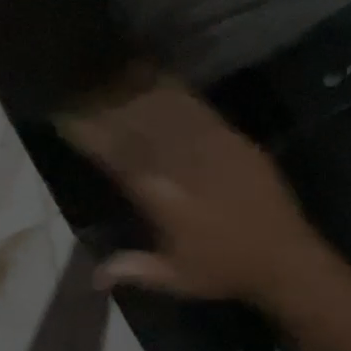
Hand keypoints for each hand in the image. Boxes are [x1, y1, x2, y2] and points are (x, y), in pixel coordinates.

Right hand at [61, 77, 336, 306]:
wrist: (283, 256)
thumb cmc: (224, 270)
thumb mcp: (176, 277)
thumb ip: (133, 269)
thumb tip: (94, 276)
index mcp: (161, 195)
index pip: (117, 156)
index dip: (91, 133)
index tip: (68, 115)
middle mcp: (181, 163)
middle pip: (138, 125)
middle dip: (110, 103)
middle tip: (87, 85)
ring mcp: (210, 145)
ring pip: (167, 111)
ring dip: (139, 91)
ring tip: (116, 72)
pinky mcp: (232, 137)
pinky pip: (199, 109)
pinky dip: (178, 92)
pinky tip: (163, 78)